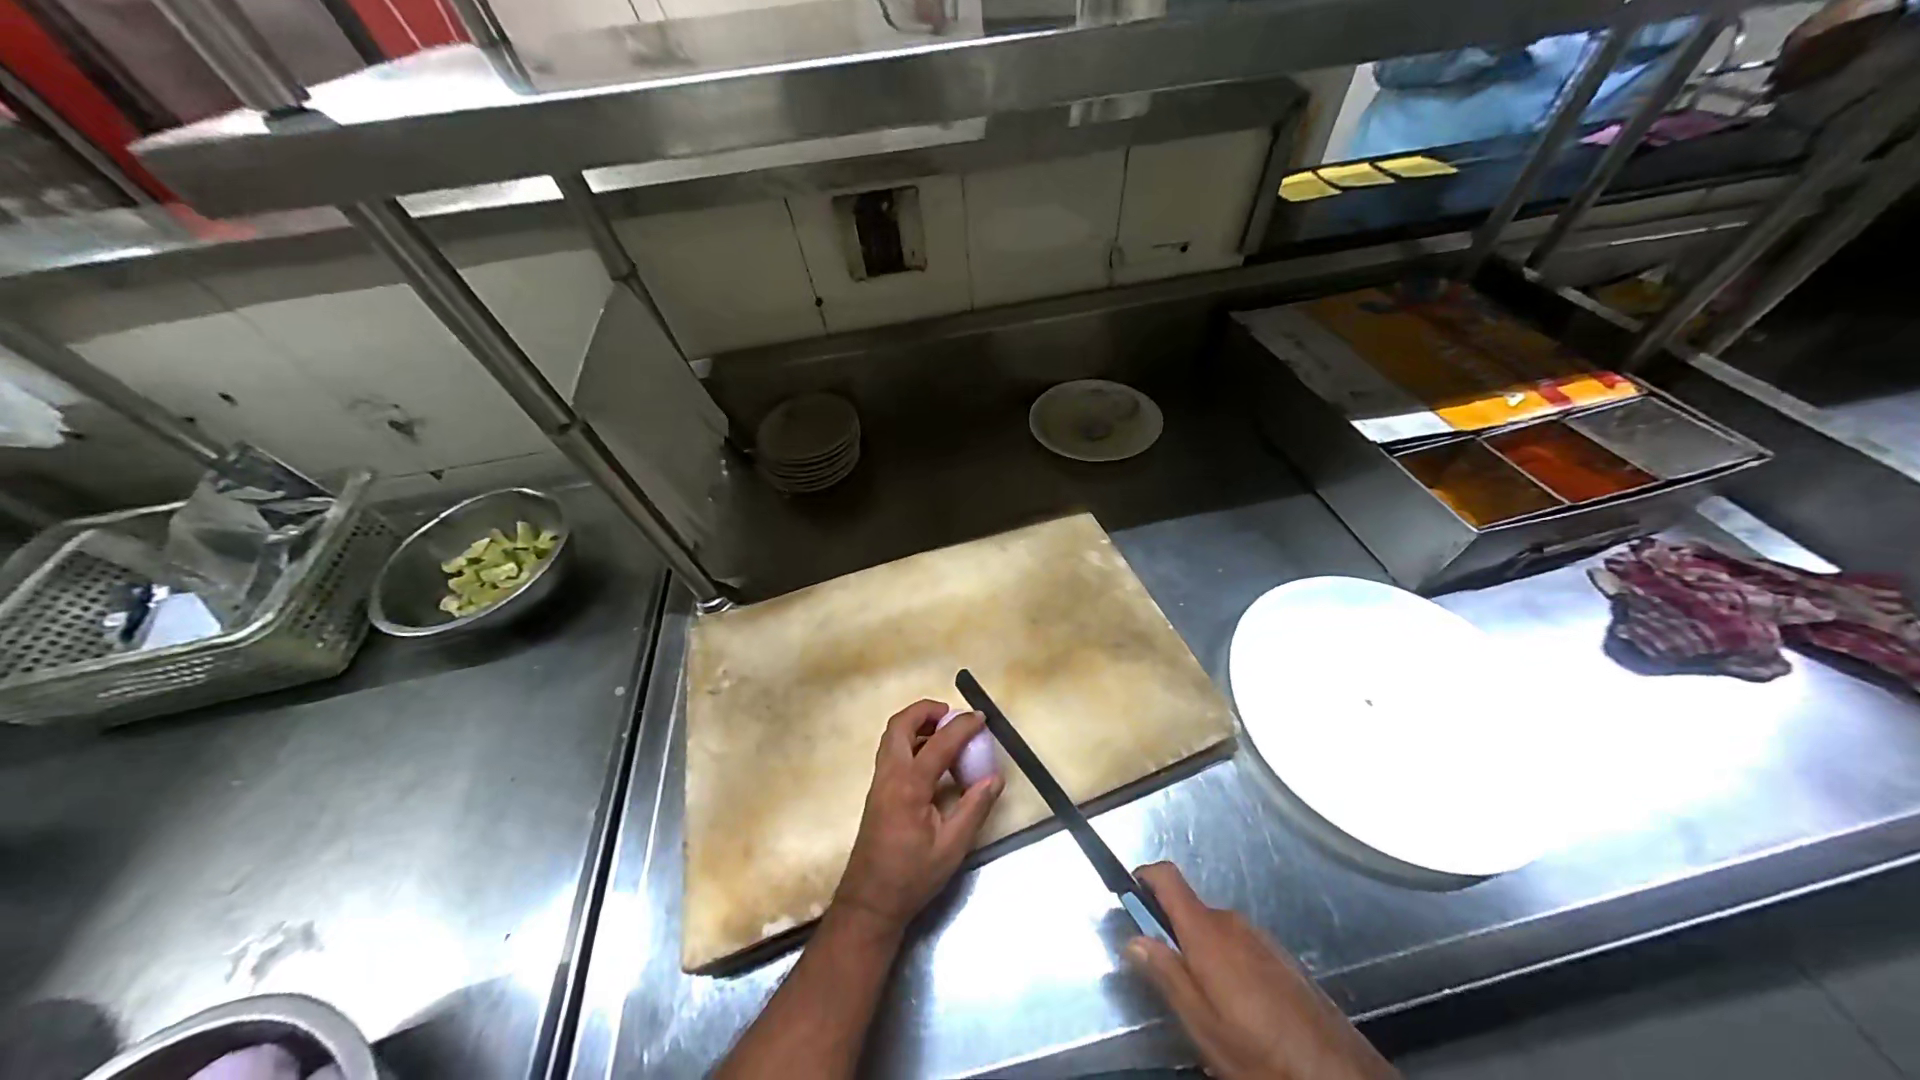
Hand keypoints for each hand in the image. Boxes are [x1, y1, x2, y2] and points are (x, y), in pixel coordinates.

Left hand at [833, 699, 1004, 936]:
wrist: (870, 901)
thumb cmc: (912, 877)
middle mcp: (889, 775)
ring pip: (892, 736)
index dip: (962, 726)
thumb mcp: (952, 847)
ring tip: (946, 732)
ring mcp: (879, 782)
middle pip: (900, 725)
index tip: (981, 718)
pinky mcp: (878, 791)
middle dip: (926, 710)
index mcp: (909, 786)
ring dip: (917, 724)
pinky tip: (933, 758)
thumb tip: (995, 778)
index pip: (939, 743)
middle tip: (953, 715)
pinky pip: (892, 752)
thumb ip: (974, 808)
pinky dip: (911, 741)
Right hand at [1127, 862, 1398, 1079]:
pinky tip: (1239, 1006)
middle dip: (1173, 934)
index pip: (1168, 877)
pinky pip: (1238, 944)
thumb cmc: (1260, 1050)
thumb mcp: (1201, 1022)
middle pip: (1189, 909)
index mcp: (1207, 932)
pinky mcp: (1280, 955)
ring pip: (1214, 930)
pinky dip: (1227, 962)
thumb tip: (1134, 939)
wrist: (1338, 1073)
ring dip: (1201, 952)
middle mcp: (1233, 923)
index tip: (1130, 894)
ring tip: (1208, 1002)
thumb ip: (1165, 973)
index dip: (1144, 877)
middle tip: (1169, 979)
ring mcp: (1260, 937)